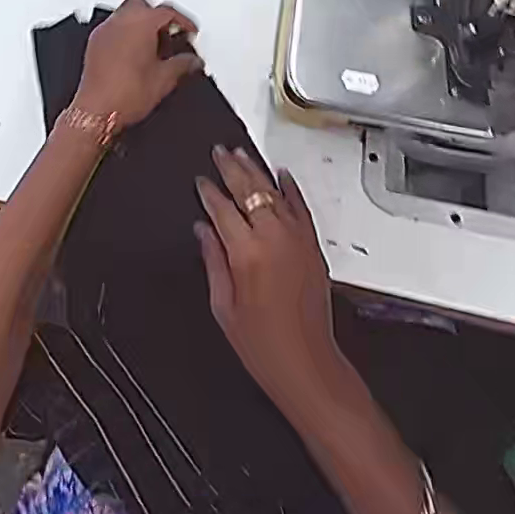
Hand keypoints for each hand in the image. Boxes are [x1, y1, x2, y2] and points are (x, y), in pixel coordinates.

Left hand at [72, 0, 203, 131]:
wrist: (97, 112)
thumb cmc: (125, 94)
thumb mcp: (165, 79)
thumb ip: (183, 64)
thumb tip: (192, 61)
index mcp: (141, 23)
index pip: (167, 11)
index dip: (183, 21)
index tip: (190, 31)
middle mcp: (120, 22)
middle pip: (144, 4)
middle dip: (159, 16)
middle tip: (171, 33)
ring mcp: (104, 32)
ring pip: (126, 14)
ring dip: (142, 24)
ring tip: (155, 45)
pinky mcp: (94, 44)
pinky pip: (114, 28)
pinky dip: (127, 34)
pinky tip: (136, 54)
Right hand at [194, 147, 347, 411]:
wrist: (306, 361)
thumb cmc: (264, 344)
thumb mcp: (223, 306)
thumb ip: (213, 260)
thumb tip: (204, 231)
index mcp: (246, 253)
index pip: (222, 209)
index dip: (209, 191)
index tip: (201, 181)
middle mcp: (274, 238)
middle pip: (249, 190)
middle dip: (231, 168)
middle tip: (220, 152)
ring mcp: (297, 238)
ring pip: (274, 191)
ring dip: (257, 170)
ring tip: (242, 154)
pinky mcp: (313, 245)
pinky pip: (300, 206)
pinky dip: (291, 188)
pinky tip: (282, 174)